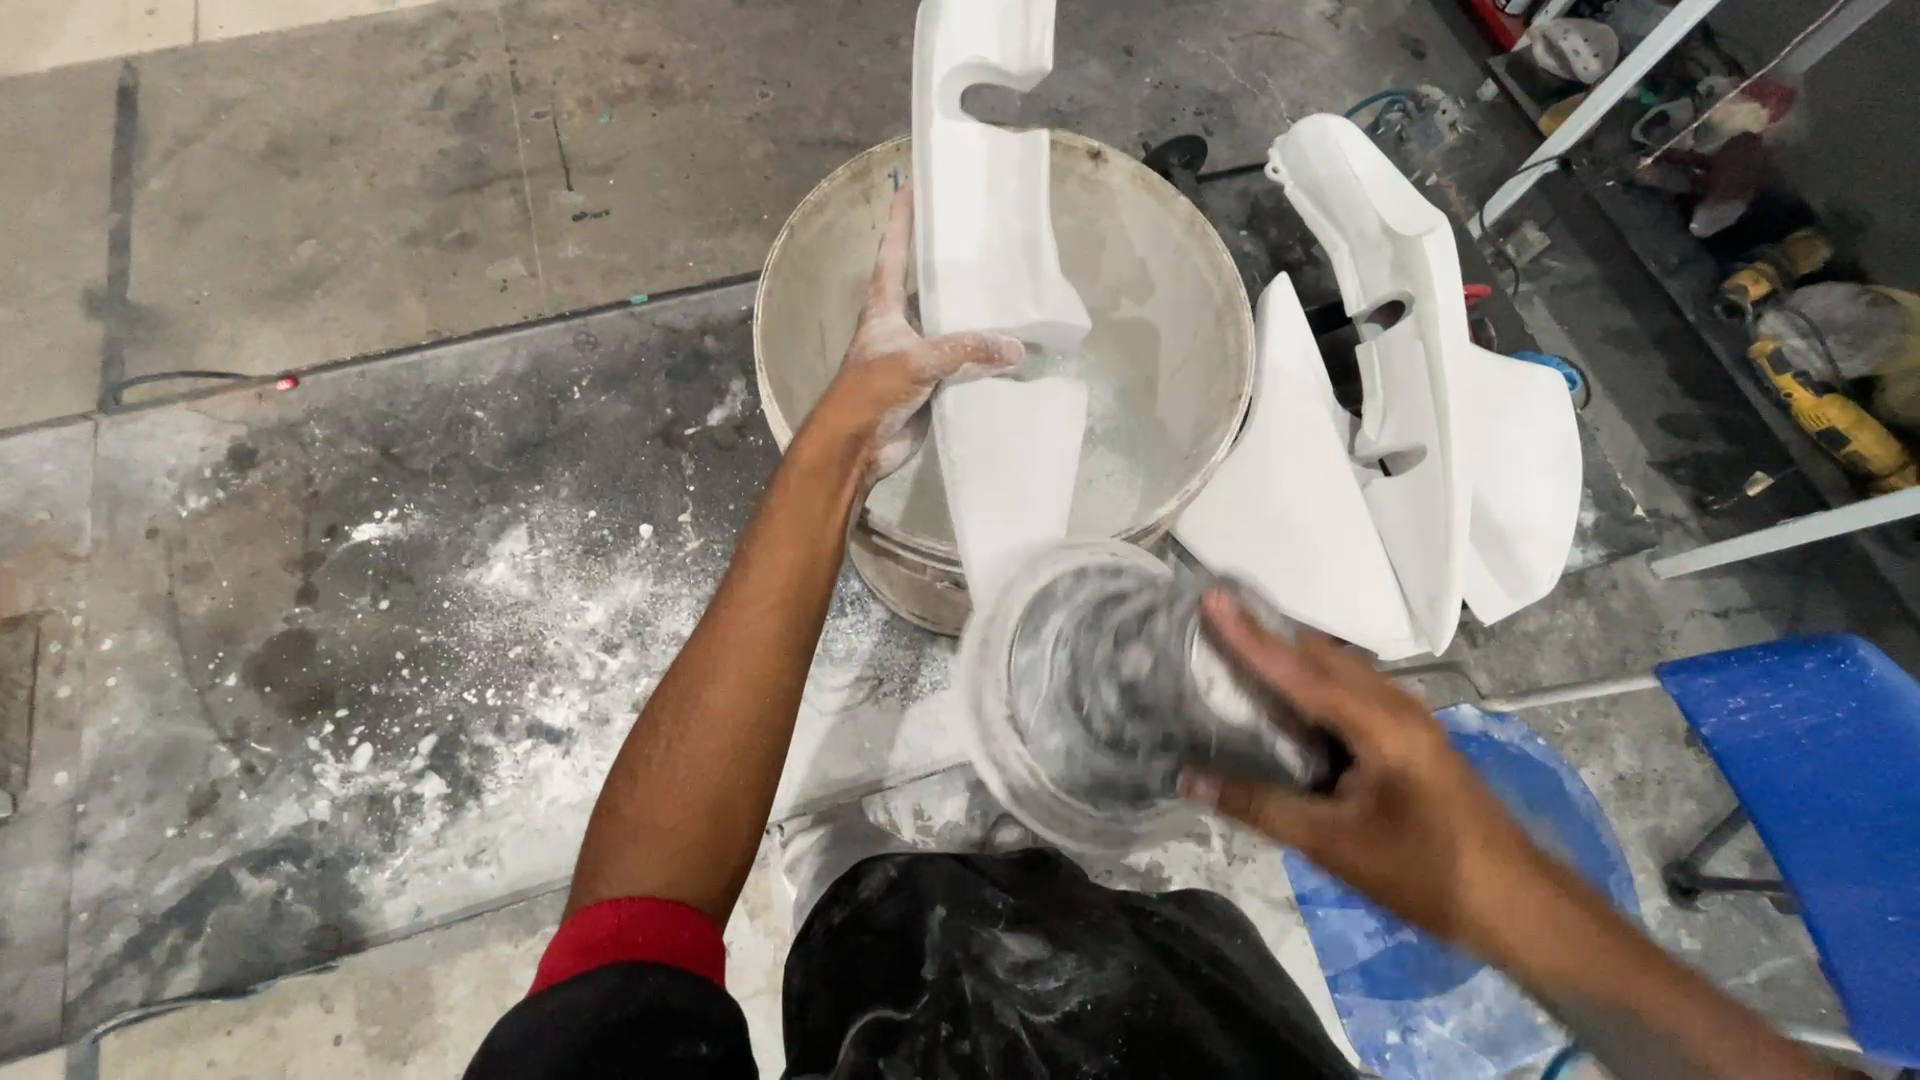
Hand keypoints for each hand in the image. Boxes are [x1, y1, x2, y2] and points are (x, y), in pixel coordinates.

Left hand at [804, 184, 1024, 483]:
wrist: (857, 445)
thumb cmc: (872, 390)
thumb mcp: (916, 360)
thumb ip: (964, 350)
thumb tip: (1014, 348)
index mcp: (883, 310)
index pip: (892, 255)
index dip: (900, 222)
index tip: (909, 186)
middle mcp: (899, 328)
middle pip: (926, 291)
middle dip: (950, 272)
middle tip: (984, 247)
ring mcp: (914, 359)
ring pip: (948, 331)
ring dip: (972, 320)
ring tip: (1008, 296)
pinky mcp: (928, 388)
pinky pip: (960, 368)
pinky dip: (980, 362)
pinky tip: (1007, 353)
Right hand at [1184, 589, 1548, 949]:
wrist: (1519, 906)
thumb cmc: (1426, 872)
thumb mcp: (1333, 844)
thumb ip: (1258, 806)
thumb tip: (1187, 778)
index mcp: (1378, 723)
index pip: (1298, 670)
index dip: (1249, 636)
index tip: (1213, 597)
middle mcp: (1394, 705)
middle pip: (1319, 654)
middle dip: (1267, 633)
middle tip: (1214, 619)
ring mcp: (1408, 718)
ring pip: (1337, 669)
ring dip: (1289, 656)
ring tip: (1238, 650)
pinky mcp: (1409, 737)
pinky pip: (1349, 690)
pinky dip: (1310, 682)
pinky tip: (1287, 701)